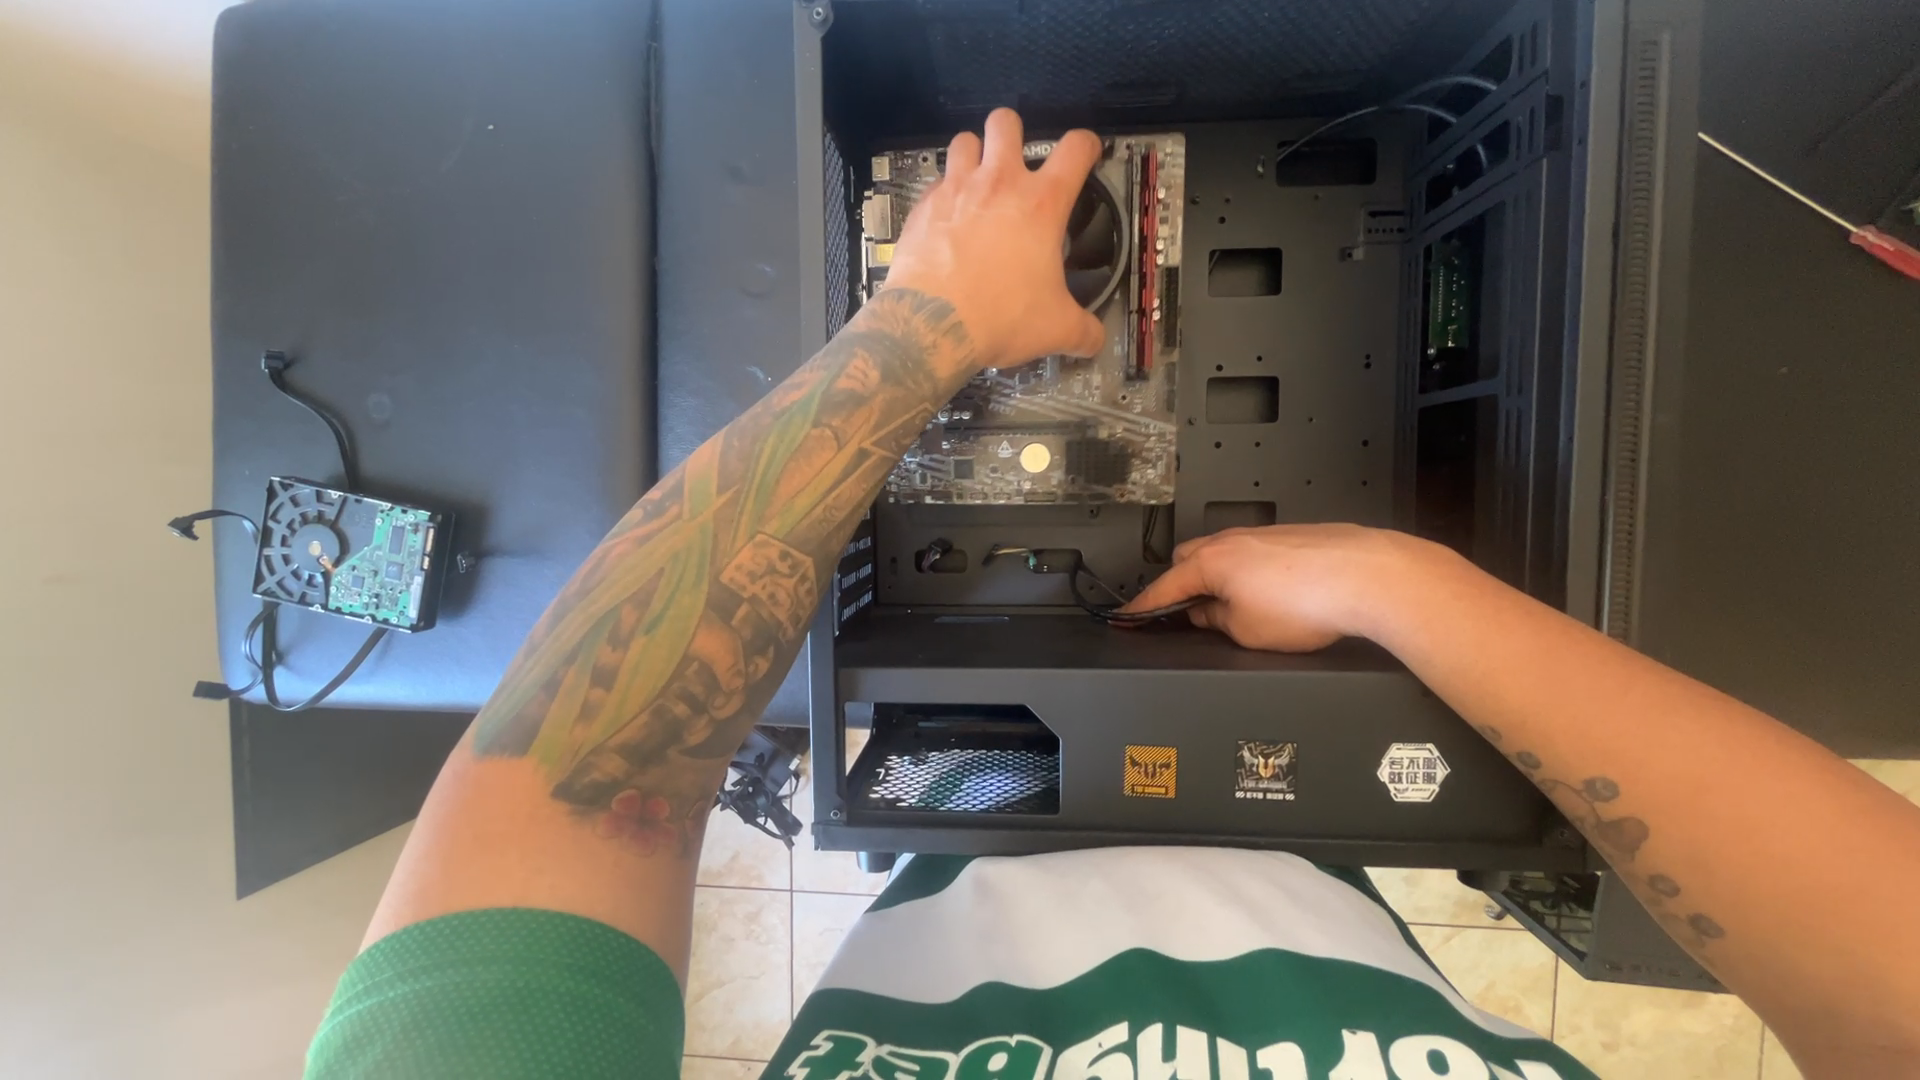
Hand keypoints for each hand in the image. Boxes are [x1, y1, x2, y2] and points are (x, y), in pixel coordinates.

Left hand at [883, 108, 1107, 371]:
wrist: (932, 325)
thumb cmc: (999, 318)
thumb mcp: (1055, 329)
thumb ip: (1082, 331)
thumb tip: (1094, 340)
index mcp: (1041, 204)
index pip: (1075, 149)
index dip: (1086, 145)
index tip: (1086, 152)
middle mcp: (997, 184)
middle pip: (1006, 122)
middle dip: (1013, 133)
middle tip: (1015, 158)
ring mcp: (955, 190)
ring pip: (964, 141)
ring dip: (973, 153)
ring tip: (977, 179)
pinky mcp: (923, 208)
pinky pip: (935, 183)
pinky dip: (944, 194)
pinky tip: (948, 219)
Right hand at [1118, 525, 1449, 651]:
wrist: (1369, 577)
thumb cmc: (1310, 600)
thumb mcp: (1246, 631)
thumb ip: (1215, 621)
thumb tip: (1207, 613)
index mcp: (1209, 562)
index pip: (1163, 589)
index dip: (1142, 609)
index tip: (1127, 619)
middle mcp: (1231, 540)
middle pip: (1188, 562)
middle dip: (1183, 587)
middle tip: (1191, 616)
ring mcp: (1262, 535)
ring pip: (1225, 557)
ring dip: (1222, 581)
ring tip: (1241, 612)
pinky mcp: (1291, 538)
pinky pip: (1254, 555)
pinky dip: (1251, 575)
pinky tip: (1275, 598)